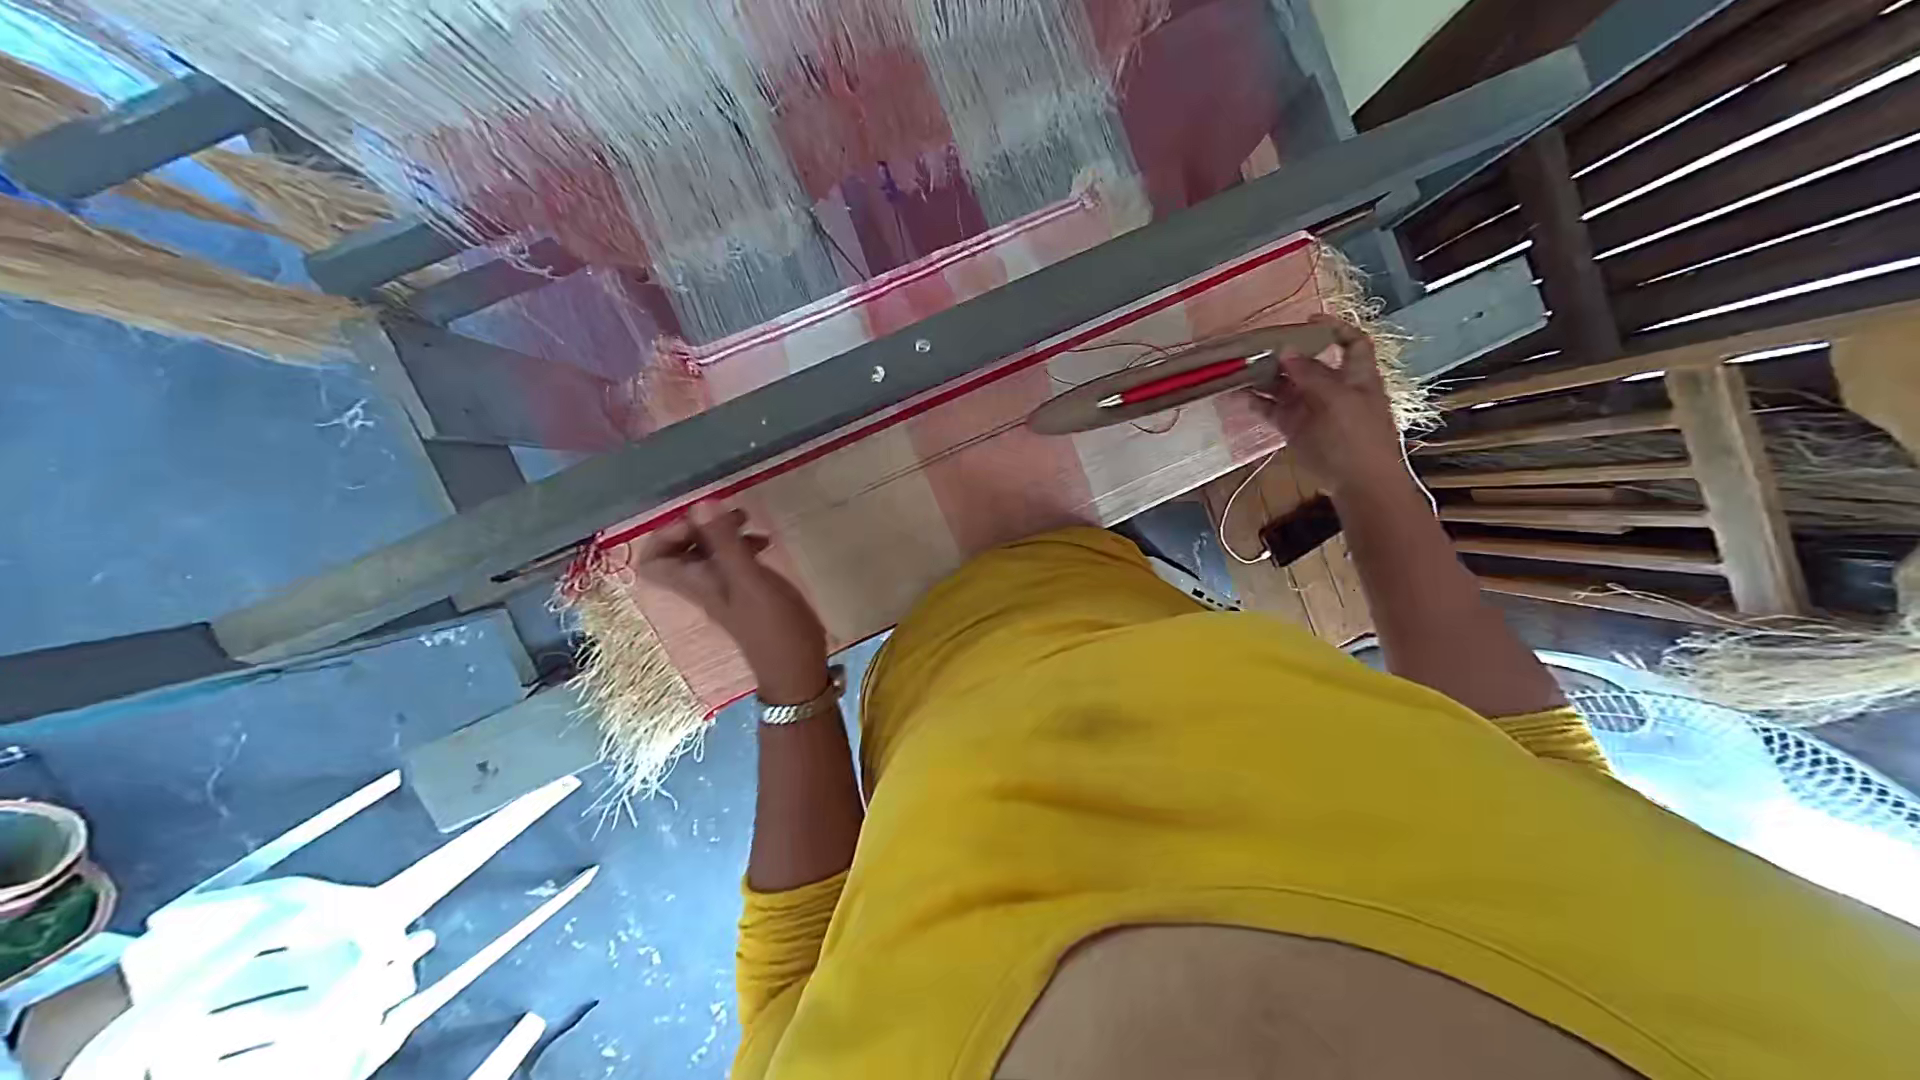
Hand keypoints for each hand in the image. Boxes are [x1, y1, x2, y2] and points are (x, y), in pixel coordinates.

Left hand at [635, 503, 829, 703]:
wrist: (796, 669)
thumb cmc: (774, 626)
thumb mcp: (749, 579)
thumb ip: (724, 543)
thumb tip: (699, 505)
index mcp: (696, 584)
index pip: (653, 560)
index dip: (668, 534)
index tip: (701, 519)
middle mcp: (704, 587)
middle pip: (682, 553)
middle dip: (703, 527)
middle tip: (733, 515)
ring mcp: (726, 592)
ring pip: (710, 556)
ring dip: (725, 535)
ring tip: (753, 525)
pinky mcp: (748, 596)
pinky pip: (734, 564)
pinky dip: (744, 549)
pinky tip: (766, 545)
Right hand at [1253, 316, 1409, 495]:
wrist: (1359, 482)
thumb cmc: (1357, 436)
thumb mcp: (1338, 399)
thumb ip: (1311, 374)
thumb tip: (1286, 351)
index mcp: (1356, 376)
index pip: (1350, 343)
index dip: (1334, 328)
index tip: (1308, 320)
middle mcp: (1332, 388)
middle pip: (1309, 363)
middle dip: (1286, 353)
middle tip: (1258, 346)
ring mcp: (1311, 409)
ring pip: (1286, 386)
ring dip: (1265, 377)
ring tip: (1240, 369)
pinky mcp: (1294, 428)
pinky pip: (1273, 410)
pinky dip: (1257, 402)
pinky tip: (1239, 395)